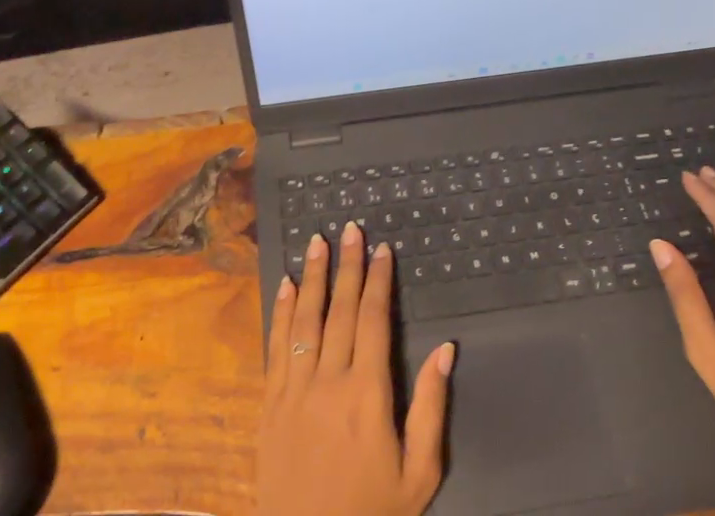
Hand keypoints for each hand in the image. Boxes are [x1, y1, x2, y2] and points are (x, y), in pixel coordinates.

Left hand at [258, 222, 455, 515]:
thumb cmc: (374, 512)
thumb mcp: (420, 470)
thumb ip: (430, 406)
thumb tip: (445, 348)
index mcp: (368, 393)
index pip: (373, 321)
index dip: (378, 281)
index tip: (382, 249)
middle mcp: (327, 381)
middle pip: (339, 310)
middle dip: (347, 266)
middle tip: (351, 227)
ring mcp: (293, 391)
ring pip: (304, 320)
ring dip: (313, 277)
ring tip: (318, 241)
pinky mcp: (269, 405)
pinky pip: (276, 348)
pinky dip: (281, 312)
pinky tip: (287, 285)